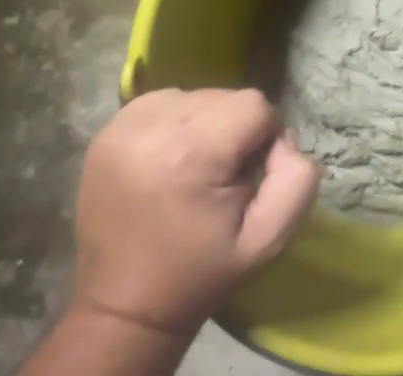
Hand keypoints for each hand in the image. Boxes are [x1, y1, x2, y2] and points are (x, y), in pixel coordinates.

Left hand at [70, 88, 320, 337]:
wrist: (124, 306)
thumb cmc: (200, 273)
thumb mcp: (269, 240)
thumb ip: (297, 179)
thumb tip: (282, 141)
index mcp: (190, 154)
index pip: (255, 105)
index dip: (265, 139)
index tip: (248, 179)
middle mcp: (151, 129)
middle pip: (225, 96)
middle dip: (235, 130)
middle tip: (221, 178)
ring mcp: (122, 127)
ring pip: (195, 95)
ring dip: (206, 123)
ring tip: (195, 168)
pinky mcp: (105, 131)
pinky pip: (163, 102)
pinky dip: (177, 122)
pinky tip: (170, 159)